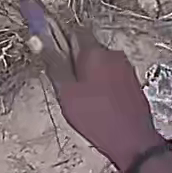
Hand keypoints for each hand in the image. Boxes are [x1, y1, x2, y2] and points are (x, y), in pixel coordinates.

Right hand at [47, 28, 164, 168]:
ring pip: (100, 62)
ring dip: (89, 74)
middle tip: (66, 86)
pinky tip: (98, 104)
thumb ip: (53, 63)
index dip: (61, 42)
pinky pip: (111, 74)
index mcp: (95, 52)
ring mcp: (126, 68)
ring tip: (82, 99)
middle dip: (75, 62)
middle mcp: (113, 54)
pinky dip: (102, 83)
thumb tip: (37, 39)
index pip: (74, 31)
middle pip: (87, 48)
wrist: (132, 141)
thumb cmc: (96, 118)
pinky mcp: (133, 82)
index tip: (53, 57)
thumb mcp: (66, 92)